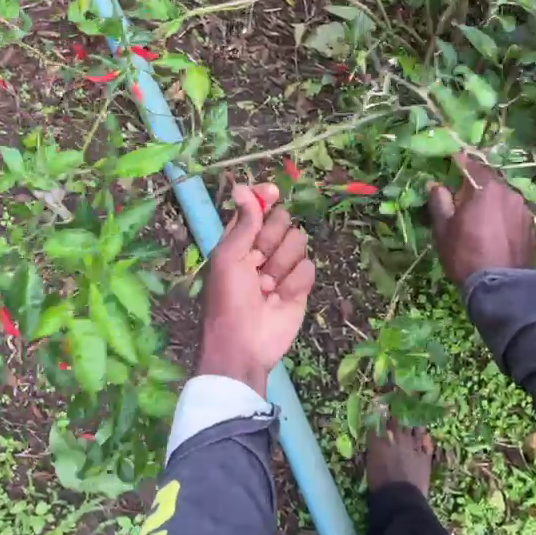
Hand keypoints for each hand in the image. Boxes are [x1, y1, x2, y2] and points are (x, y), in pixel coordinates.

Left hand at [197, 181, 315, 395]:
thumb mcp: (228, 259)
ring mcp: (283, 268)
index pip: (256, 207)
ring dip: (282, 264)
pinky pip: (308, 268)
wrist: (243, 346)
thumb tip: (242, 187)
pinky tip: (280, 298)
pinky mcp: (300, 286)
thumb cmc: (227, 300)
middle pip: (283, 221)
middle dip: (272, 238)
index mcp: (239, 240)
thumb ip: (242, 223)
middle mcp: (262, 250)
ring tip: (267, 286)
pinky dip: (294, 283)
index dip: (264, 197)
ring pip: (298, 242)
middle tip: (258, 260)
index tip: (273, 192)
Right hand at [427, 154, 535, 284]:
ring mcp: (523, 209)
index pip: (470, 164)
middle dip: (475, 183)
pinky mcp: (532, 226)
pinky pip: (513, 212)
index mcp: (485, 187)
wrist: (501, 289)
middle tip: (463, 194)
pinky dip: (503, 215)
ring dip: (491, 200)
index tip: (451, 161)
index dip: (459, 162)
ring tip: (480, 216)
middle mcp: (508, 192)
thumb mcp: (444, 229)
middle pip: (489, 179)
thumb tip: (435, 185)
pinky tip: (496, 230)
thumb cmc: (465, 255)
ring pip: (503, 196)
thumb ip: (439, 201)